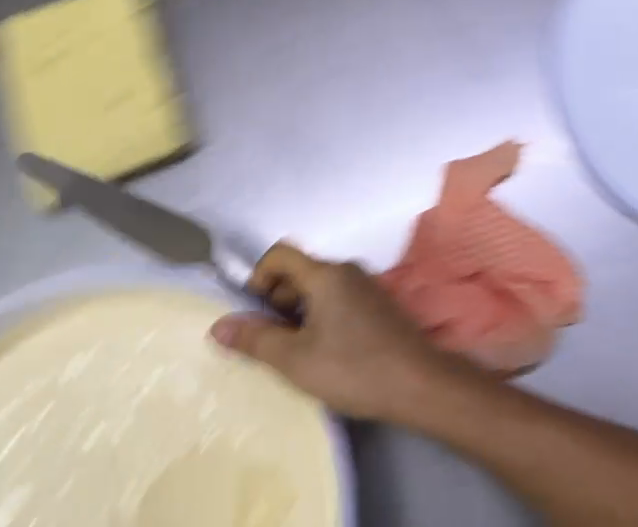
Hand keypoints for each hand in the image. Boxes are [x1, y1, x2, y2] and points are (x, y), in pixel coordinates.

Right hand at [211, 243, 470, 422]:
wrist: (419, 383)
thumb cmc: (353, 368)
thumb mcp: (295, 359)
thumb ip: (255, 339)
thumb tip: (218, 325)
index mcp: (326, 274)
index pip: (280, 254)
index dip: (258, 276)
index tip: (254, 313)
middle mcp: (347, 270)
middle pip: (300, 271)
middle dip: (277, 300)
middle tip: (272, 340)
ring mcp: (367, 286)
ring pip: (320, 287)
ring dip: (299, 312)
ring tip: (296, 352)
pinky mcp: (380, 305)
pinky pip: (339, 299)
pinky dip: (322, 316)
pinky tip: (326, 352)